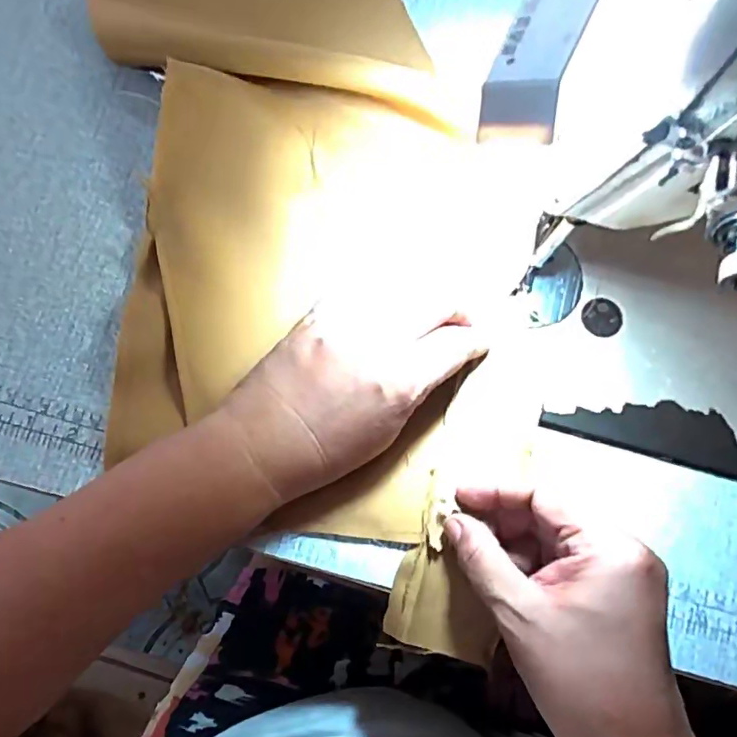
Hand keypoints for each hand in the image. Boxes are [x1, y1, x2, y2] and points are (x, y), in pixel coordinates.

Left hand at [210, 297, 487, 504]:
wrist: (256, 443)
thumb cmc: (321, 454)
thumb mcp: (386, 433)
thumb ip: (418, 390)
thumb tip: (441, 362)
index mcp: (397, 380)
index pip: (456, 341)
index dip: (477, 340)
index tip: (480, 342)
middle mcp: (373, 339)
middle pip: (438, 297)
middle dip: (460, 307)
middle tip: (463, 321)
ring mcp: (341, 319)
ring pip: (403, 282)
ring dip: (425, 294)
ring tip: (428, 312)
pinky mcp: (315, 313)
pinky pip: (364, 287)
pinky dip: (386, 293)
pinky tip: (387, 308)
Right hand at [443, 485, 695, 736]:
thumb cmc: (575, 676)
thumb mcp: (518, 610)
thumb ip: (482, 558)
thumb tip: (453, 521)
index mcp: (610, 547)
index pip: (545, 499)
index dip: (495, 494)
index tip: (455, 496)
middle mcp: (621, 554)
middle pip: (548, 520)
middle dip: (499, 522)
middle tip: (453, 527)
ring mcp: (618, 578)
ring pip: (550, 546)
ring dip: (508, 547)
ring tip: (465, 551)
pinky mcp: (608, 600)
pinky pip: (559, 570)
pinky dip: (525, 569)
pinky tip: (491, 575)